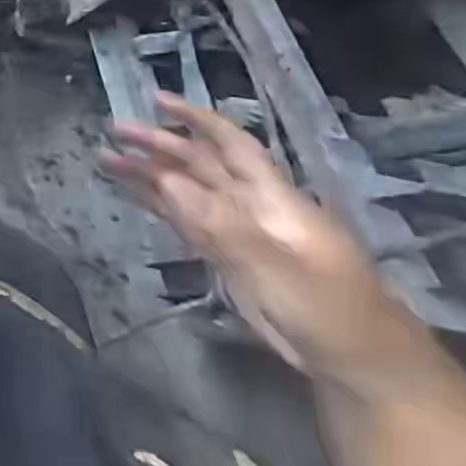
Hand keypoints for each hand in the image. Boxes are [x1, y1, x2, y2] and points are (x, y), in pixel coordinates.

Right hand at [99, 93, 437, 392]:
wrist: (359, 366)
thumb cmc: (331, 313)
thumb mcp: (279, 271)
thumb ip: (223, 227)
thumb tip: (168, 181)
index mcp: (271, 197)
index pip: (229, 144)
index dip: (195, 118)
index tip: (156, 99)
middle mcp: (249, 205)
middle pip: (199, 164)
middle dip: (158, 144)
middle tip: (113, 129)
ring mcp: (236, 231)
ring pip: (185, 190)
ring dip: (147, 173)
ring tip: (106, 158)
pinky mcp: (226, 256)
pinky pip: (184, 219)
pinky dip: (156, 203)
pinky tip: (130, 192)